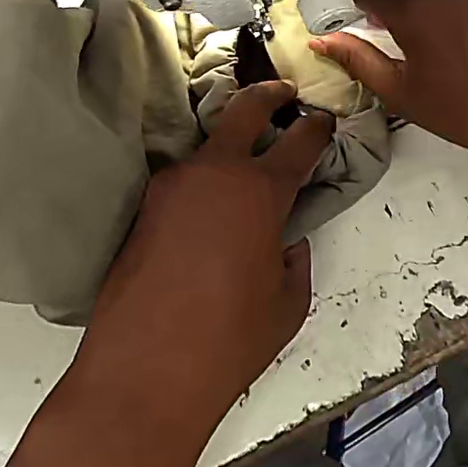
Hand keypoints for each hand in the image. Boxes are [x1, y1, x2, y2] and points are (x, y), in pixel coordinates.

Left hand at [73, 81, 333, 428]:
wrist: (143, 374)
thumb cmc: (229, 340)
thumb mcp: (288, 300)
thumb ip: (294, 258)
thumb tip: (284, 241)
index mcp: (260, 192)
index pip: (300, 141)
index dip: (317, 128)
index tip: (324, 121)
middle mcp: (214, 174)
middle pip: (246, 109)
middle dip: (271, 95)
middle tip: (285, 93)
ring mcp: (172, 187)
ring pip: (208, 146)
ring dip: (230, 144)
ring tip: (244, 163)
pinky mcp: (143, 208)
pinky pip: (183, 180)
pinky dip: (202, 181)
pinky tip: (208, 209)